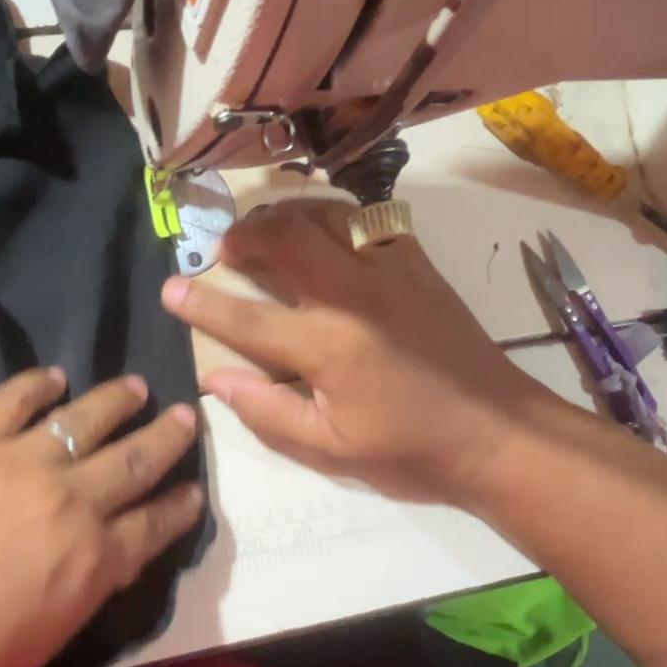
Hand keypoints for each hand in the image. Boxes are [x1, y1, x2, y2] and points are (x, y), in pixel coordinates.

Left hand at [0, 369, 203, 666]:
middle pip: (135, 460)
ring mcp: (20, 461)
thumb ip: (87, 589)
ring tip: (135, 387)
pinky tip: (54, 376)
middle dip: (166, 439)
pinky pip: (12, 400)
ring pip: (84, 419)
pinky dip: (37, 384)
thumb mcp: (48, 640)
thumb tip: (107, 557)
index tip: (194, 491)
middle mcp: (72, 500)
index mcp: (95, 558)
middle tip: (185, 418)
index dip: (181, 506)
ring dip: (116, 401)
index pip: (155, 524)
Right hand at [163, 199, 556, 503]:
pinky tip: (326, 235)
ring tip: (266, 231)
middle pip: (286, 238)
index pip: (247, 318)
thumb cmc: (409, 449)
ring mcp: (391, 270)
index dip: (202, 304)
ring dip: (287, 216)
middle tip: (226, 249)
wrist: (496, 431)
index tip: (170, 289)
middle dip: (246, 235)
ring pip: (327, 216)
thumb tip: (216, 380)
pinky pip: (368, 220)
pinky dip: (335, 219)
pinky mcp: (419, 264)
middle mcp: (354, 293)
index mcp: (327, 345)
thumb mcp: (330, 449)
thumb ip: (267, 411)